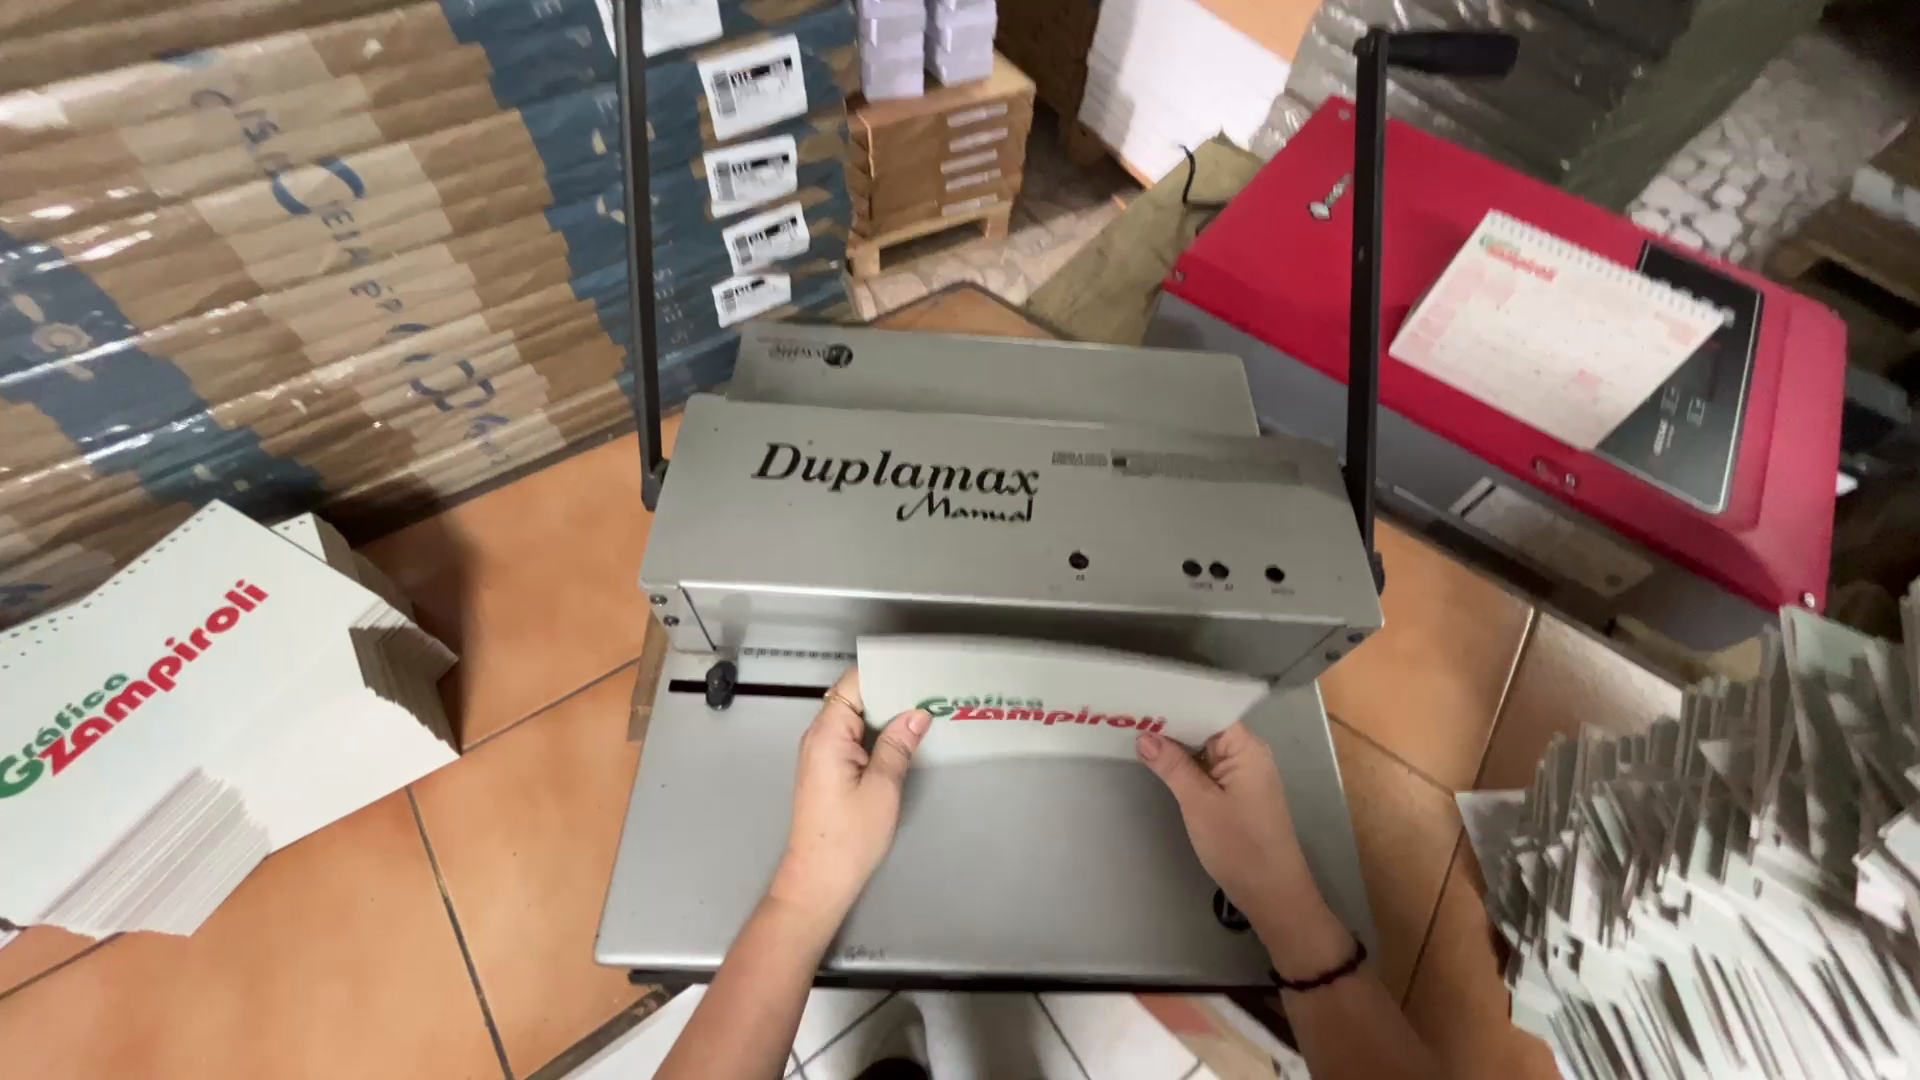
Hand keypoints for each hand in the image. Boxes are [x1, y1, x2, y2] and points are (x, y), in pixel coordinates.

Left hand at [770, 668, 930, 922]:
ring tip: (925, 707)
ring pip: (856, 716)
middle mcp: (819, 737)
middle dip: (890, 690)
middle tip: (930, 689)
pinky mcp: (829, 768)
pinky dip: (878, 731)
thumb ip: (898, 745)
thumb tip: (918, 712)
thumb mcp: (882, 788)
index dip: (883, 673)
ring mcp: (822, 753)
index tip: (916, 670)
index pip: (852, 684)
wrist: (818, 883)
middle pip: (854, 696)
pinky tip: (904, 736)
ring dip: (886, 712)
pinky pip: (854, 735)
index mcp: (828, 734)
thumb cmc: (849, 837)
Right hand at [1136, 722, 1351, 975]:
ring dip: (1174, 744)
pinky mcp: (1236, 792)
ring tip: (1134, 728)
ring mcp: (1242, 774)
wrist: (1274, 897)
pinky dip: (1183, 763)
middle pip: (1204, 726)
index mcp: (1246, 747)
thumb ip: (1171, 766)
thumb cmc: (1240, 847)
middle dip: (1169, 722)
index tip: (1141, 695)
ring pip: (1202, 748)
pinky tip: (1157, 759)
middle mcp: (1247, 754)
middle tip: (1128, 712)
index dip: (1176, 702)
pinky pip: (1206, 766)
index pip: (1208, 710)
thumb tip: (1143, 736)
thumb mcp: (1199, 803)